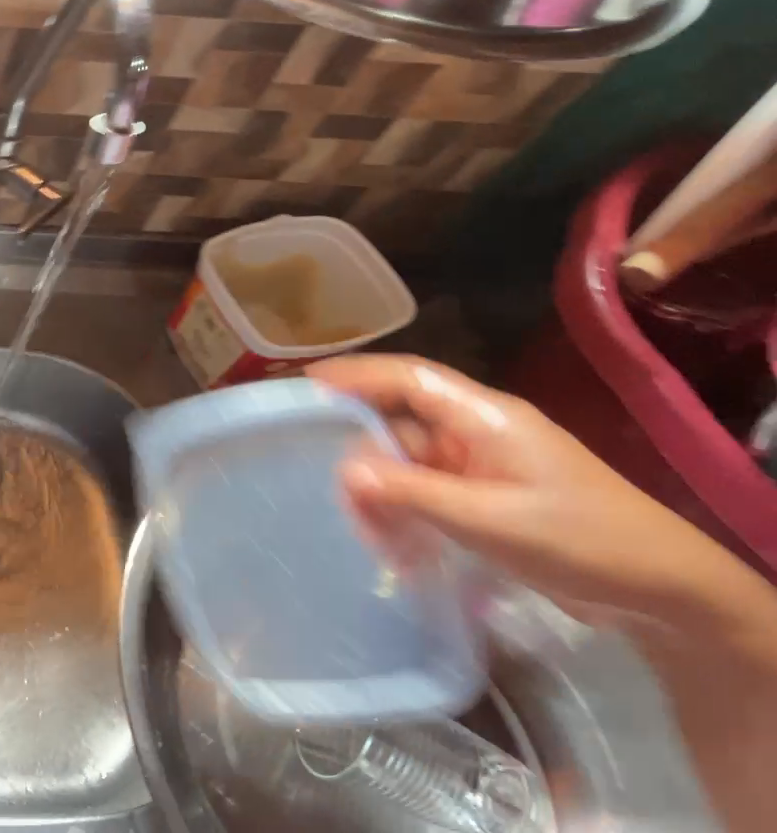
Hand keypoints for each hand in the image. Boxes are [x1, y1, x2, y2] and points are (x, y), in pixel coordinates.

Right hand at [307, 354, 766, 636]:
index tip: (301, 383)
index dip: (353, 374)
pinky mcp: (482, 497)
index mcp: (485, 417)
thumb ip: (412, 492)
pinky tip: (393, 542)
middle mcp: (477, 432)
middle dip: (360, 455)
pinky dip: (402, 511)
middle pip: (397, 423)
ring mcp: (480, 466)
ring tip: (369, 532)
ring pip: (405, 462)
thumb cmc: (584, 542)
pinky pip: (422, 491)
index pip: (408, 377)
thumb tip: (343, 469)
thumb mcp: (491, 519)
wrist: (668, 595)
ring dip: (381, 493)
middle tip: (330, 489)